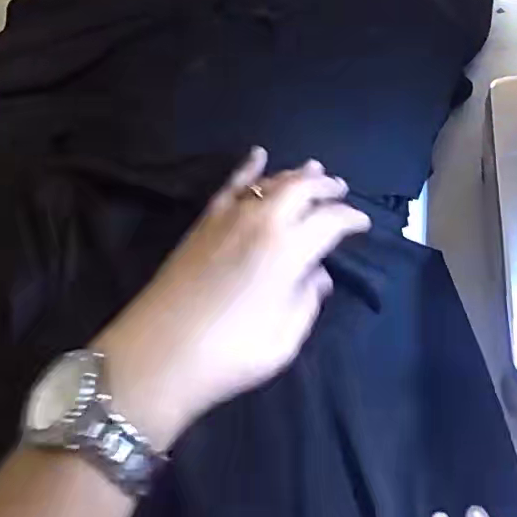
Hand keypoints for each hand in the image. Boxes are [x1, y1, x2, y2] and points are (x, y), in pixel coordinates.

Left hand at [92, 148, 370, 446]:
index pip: (332, 220)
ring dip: (297, 174)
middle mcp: (264, 221)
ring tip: (314, 170)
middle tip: (341, 190)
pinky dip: (248, 167)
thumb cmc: (228, 356)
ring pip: (272, 181)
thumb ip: (308, 300)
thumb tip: (318, 275)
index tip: (363, 224)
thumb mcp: (285, 339)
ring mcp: (232, 217)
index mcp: (290, 248)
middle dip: (328, 187)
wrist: (153, 361)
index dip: (352, 218)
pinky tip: (258, 154)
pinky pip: (232, 184)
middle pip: (305, 188)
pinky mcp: (205, 222)